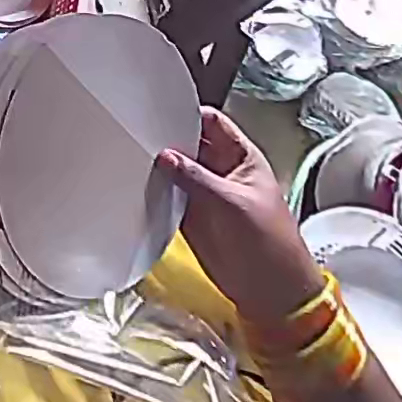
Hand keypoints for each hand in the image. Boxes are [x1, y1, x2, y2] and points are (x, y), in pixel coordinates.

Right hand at [156, 108, 324, 325]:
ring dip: (156, 162)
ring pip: (174, 166)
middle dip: (165, 136)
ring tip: (131, 152)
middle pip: (187, 141)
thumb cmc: (270, 243)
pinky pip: (166, 191)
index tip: (159, 109)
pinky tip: (136, 180)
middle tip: (137, 130)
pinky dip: (152, 186)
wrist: (270, 292)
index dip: (188, 113)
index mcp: (240, 157)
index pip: (211, 122)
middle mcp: (219, 169)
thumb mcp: (233, 203)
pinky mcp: (189, 212)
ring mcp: (203, 190)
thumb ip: (196, 177)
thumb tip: (165, 156)